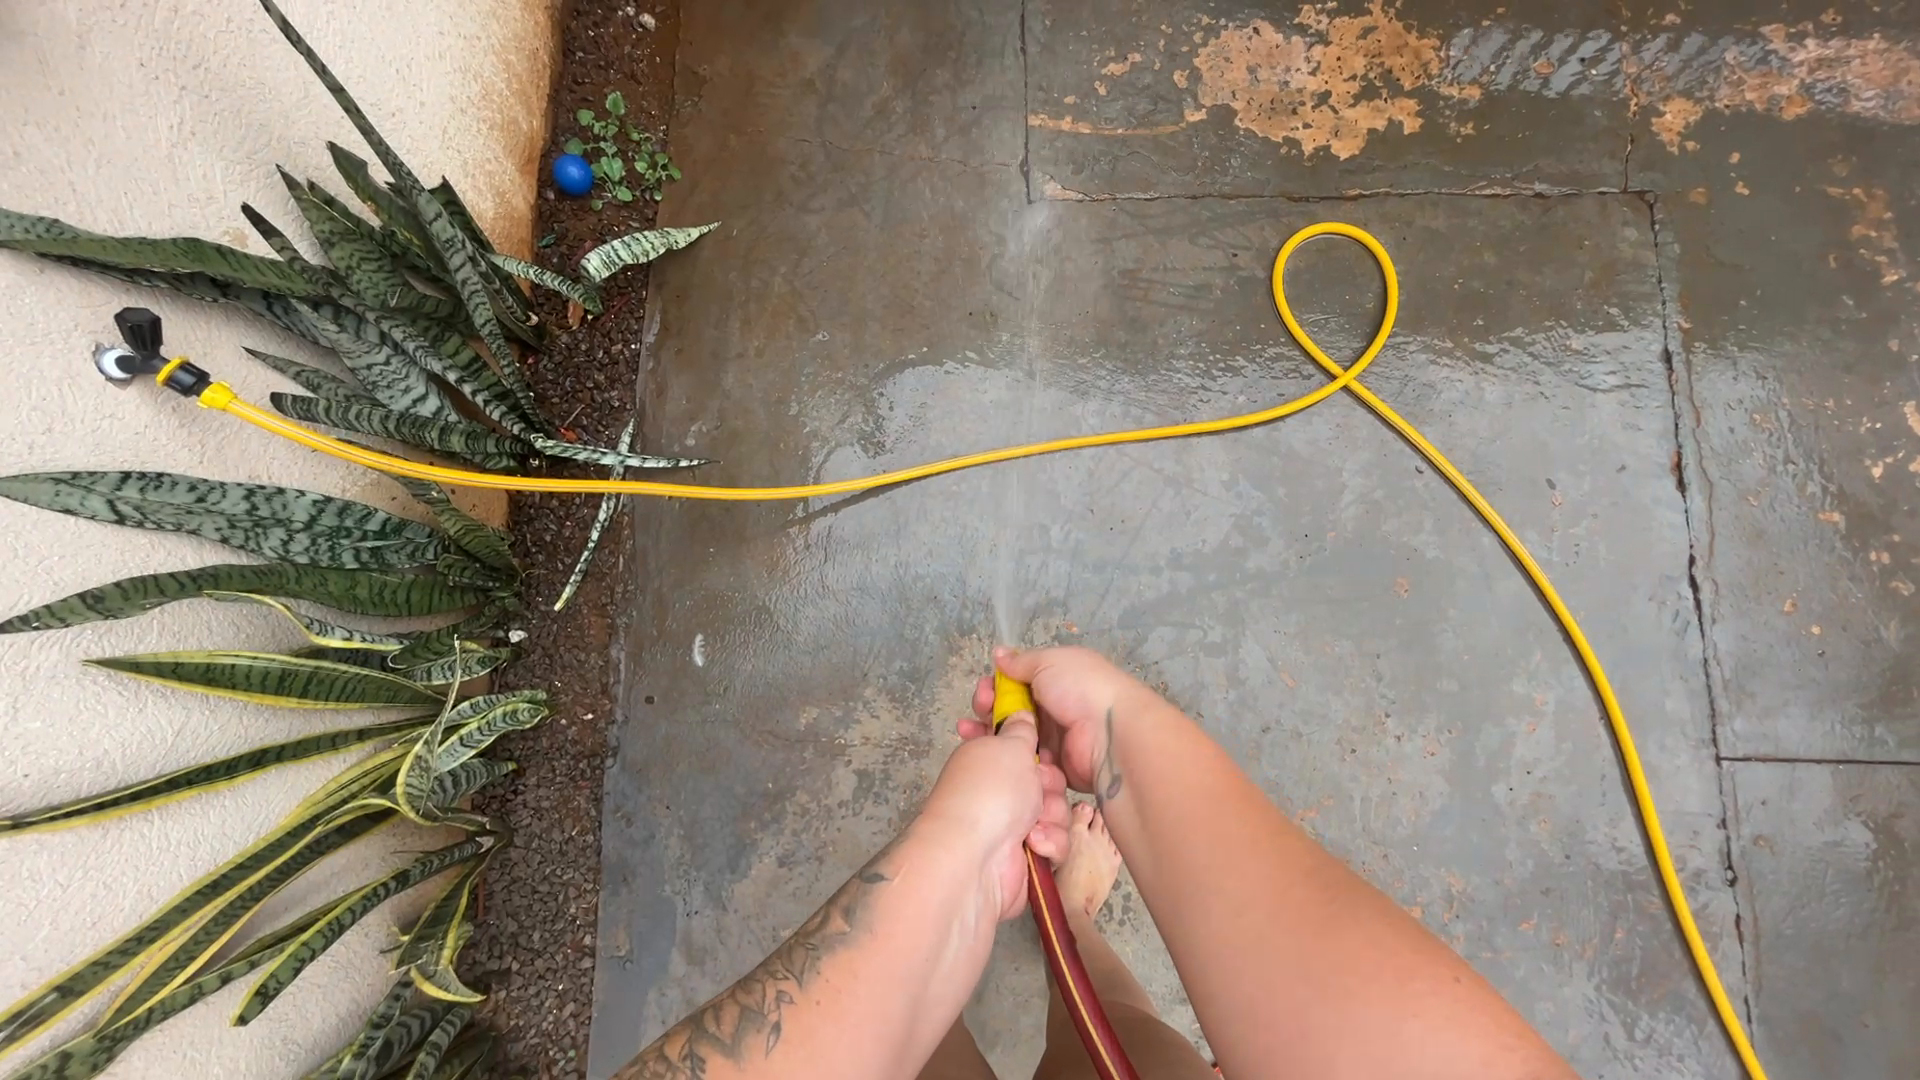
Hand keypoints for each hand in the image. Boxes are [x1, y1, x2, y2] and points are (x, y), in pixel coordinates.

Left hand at [918, 713, 1069, 920]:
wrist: (977, 857)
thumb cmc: (990, 791)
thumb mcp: (1010, 746)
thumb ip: (1021, 729)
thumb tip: (1021, 714)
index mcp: (989, 759)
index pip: (1019, 745)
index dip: (1034, 747)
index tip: (1040, 749)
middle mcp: (1000, 791)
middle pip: (1046, 777)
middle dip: (1049, 783)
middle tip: (1038, 787)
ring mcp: (1013, 824)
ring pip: (1056, 810)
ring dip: (1051, 815)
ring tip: (1033, 823)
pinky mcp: (1027, 855)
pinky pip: (1056, 841)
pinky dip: (1049, 843)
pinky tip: (1033, 844)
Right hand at [963, 646, 1151, 796]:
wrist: (1109, 733)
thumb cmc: (1080, 688)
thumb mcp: (1049, 662)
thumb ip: (1021, 662)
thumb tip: (1000, 653)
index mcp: (1055, 679)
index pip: (1017, 682)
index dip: (997, 684)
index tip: (984, 688)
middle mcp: (1053, 708)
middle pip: (1011, 709)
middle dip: (989, 707)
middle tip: (980, 708)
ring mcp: (1052, 738)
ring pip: (1014, 735)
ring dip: (990, 732)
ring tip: (970, 731)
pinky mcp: (1051, 766)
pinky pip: (1024, 760)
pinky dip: (1006, 756)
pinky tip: (988, 752)